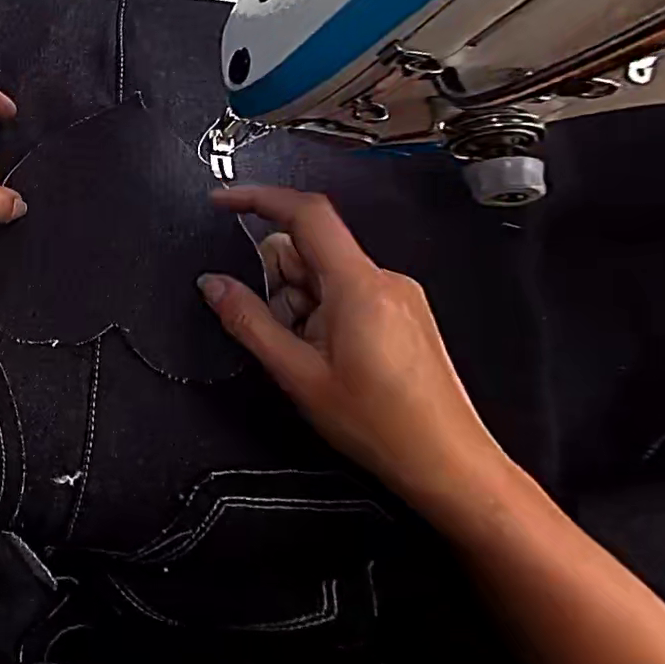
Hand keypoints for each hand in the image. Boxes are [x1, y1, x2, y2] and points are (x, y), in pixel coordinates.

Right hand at [197, 186, 509, 517]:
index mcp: (357, 284)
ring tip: (311, 356)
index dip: (258, 198)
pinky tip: (329, 355)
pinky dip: (322, 313)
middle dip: (278, 282)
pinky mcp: (400, 309)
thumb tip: (214, 286)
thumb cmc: (385, 426)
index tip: (226, 202)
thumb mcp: (298, 374)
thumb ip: (248, 321)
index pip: (304, 213)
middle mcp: (382, 278)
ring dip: (300, 305)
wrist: (449, 465)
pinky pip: (344, 290)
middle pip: (307, 250)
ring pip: (322, 273)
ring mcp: (395, 293)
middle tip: (281, 332)